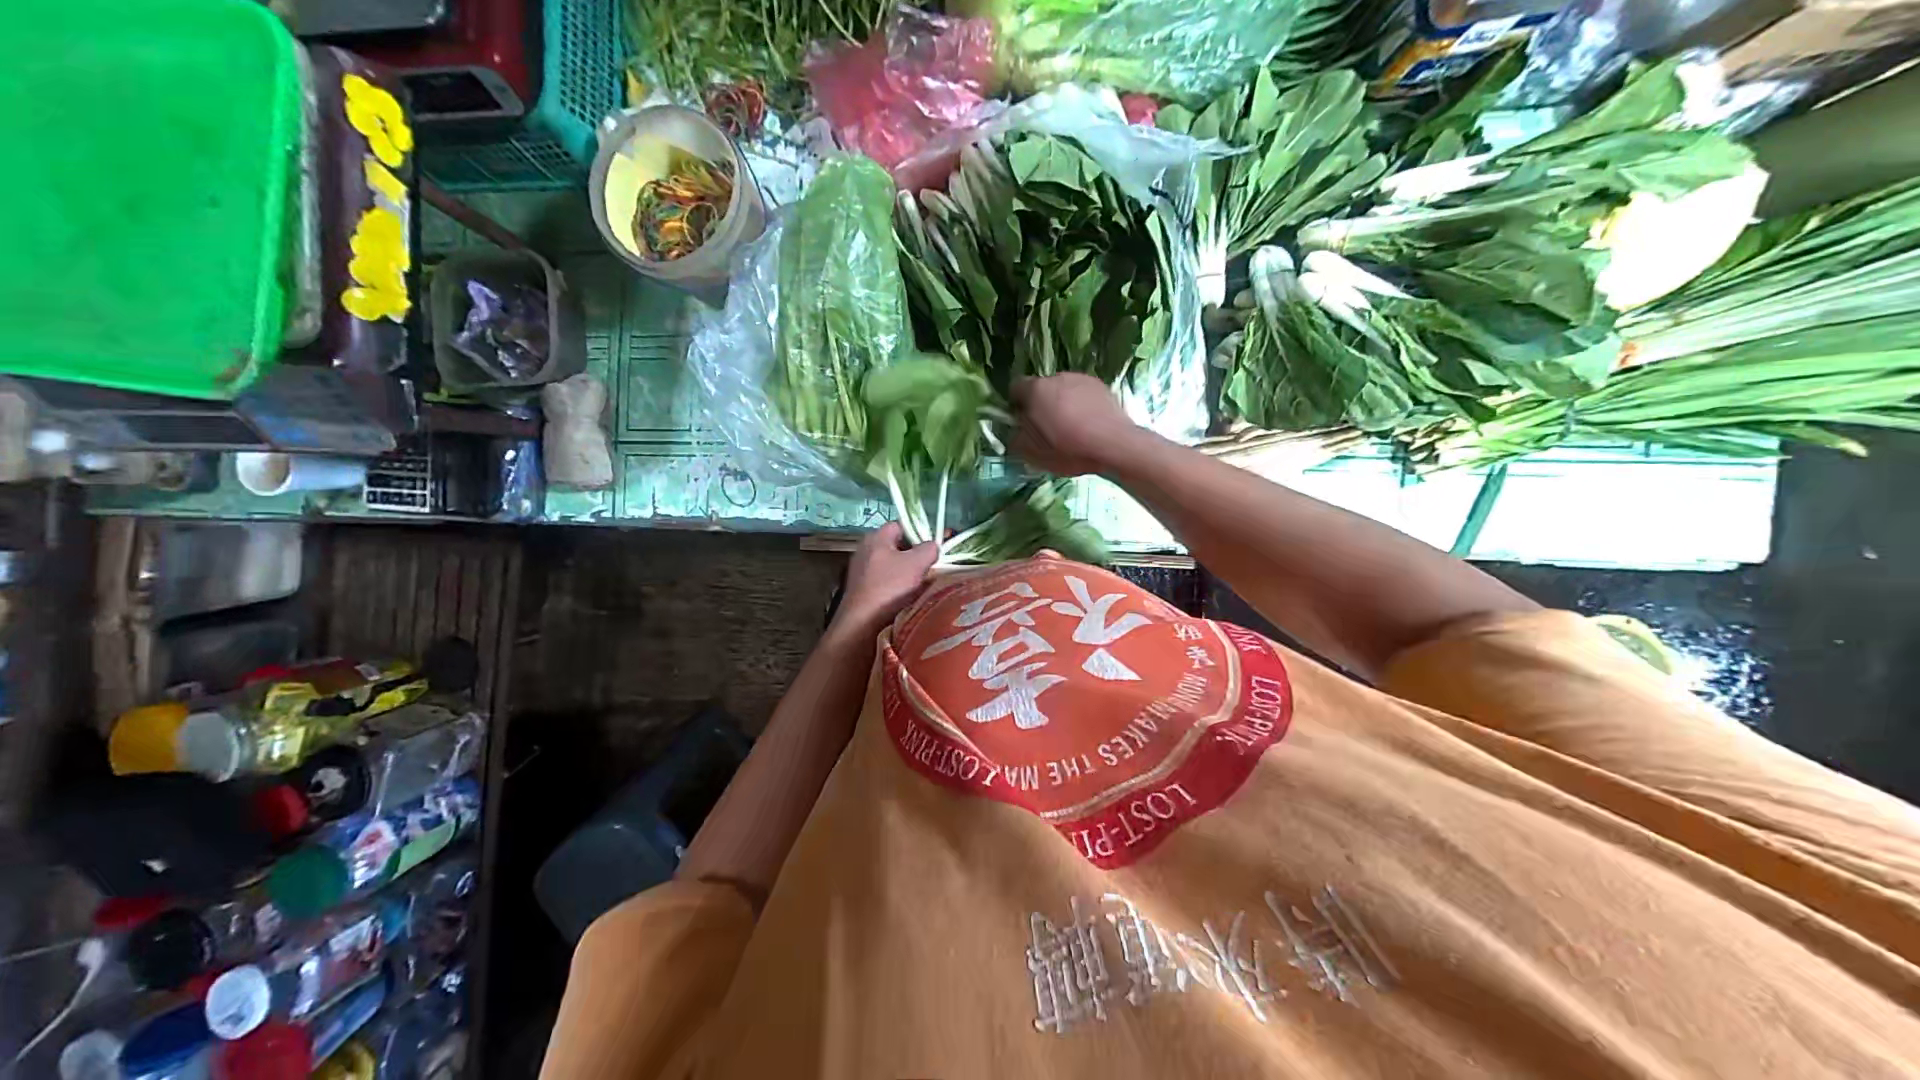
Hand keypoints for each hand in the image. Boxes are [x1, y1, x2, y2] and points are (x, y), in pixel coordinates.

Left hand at [834, 522, 938, 636]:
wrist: (863, 624)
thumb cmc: (890, 588)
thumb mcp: (917, 563)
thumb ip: (929, 549)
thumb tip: (933, 546)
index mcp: (876, 538)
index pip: (901, 525)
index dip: (919, 533)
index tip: (935, 547)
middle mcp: (865, 550)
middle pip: (896, 546)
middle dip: (915, 555)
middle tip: (932, 566)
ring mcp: (861, 571)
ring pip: (891, 566)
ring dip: (907, 573)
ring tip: (922, 584)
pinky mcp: (861, 590)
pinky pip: (884, 582)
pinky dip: (896, 587)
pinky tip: (906, 598)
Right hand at [1009, 374, 1146, 475]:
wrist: (1114, 445)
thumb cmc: (1067, 449)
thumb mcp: (1031, 453)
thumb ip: (1015, 438)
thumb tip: (1014, 431)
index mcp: (1036, 389)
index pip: (1015, 388)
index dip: (1015, 405)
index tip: (1021, 423)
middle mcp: (1057, 376)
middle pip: (1041, 388)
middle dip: (1040, 404)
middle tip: (1046, 429)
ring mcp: (1081, 379)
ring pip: (1063, 389)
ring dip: (1061, 403)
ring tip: (1071, 428)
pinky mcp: (1101, 386)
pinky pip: (1082, 394)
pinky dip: (1081, 404)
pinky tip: (1088, 424)